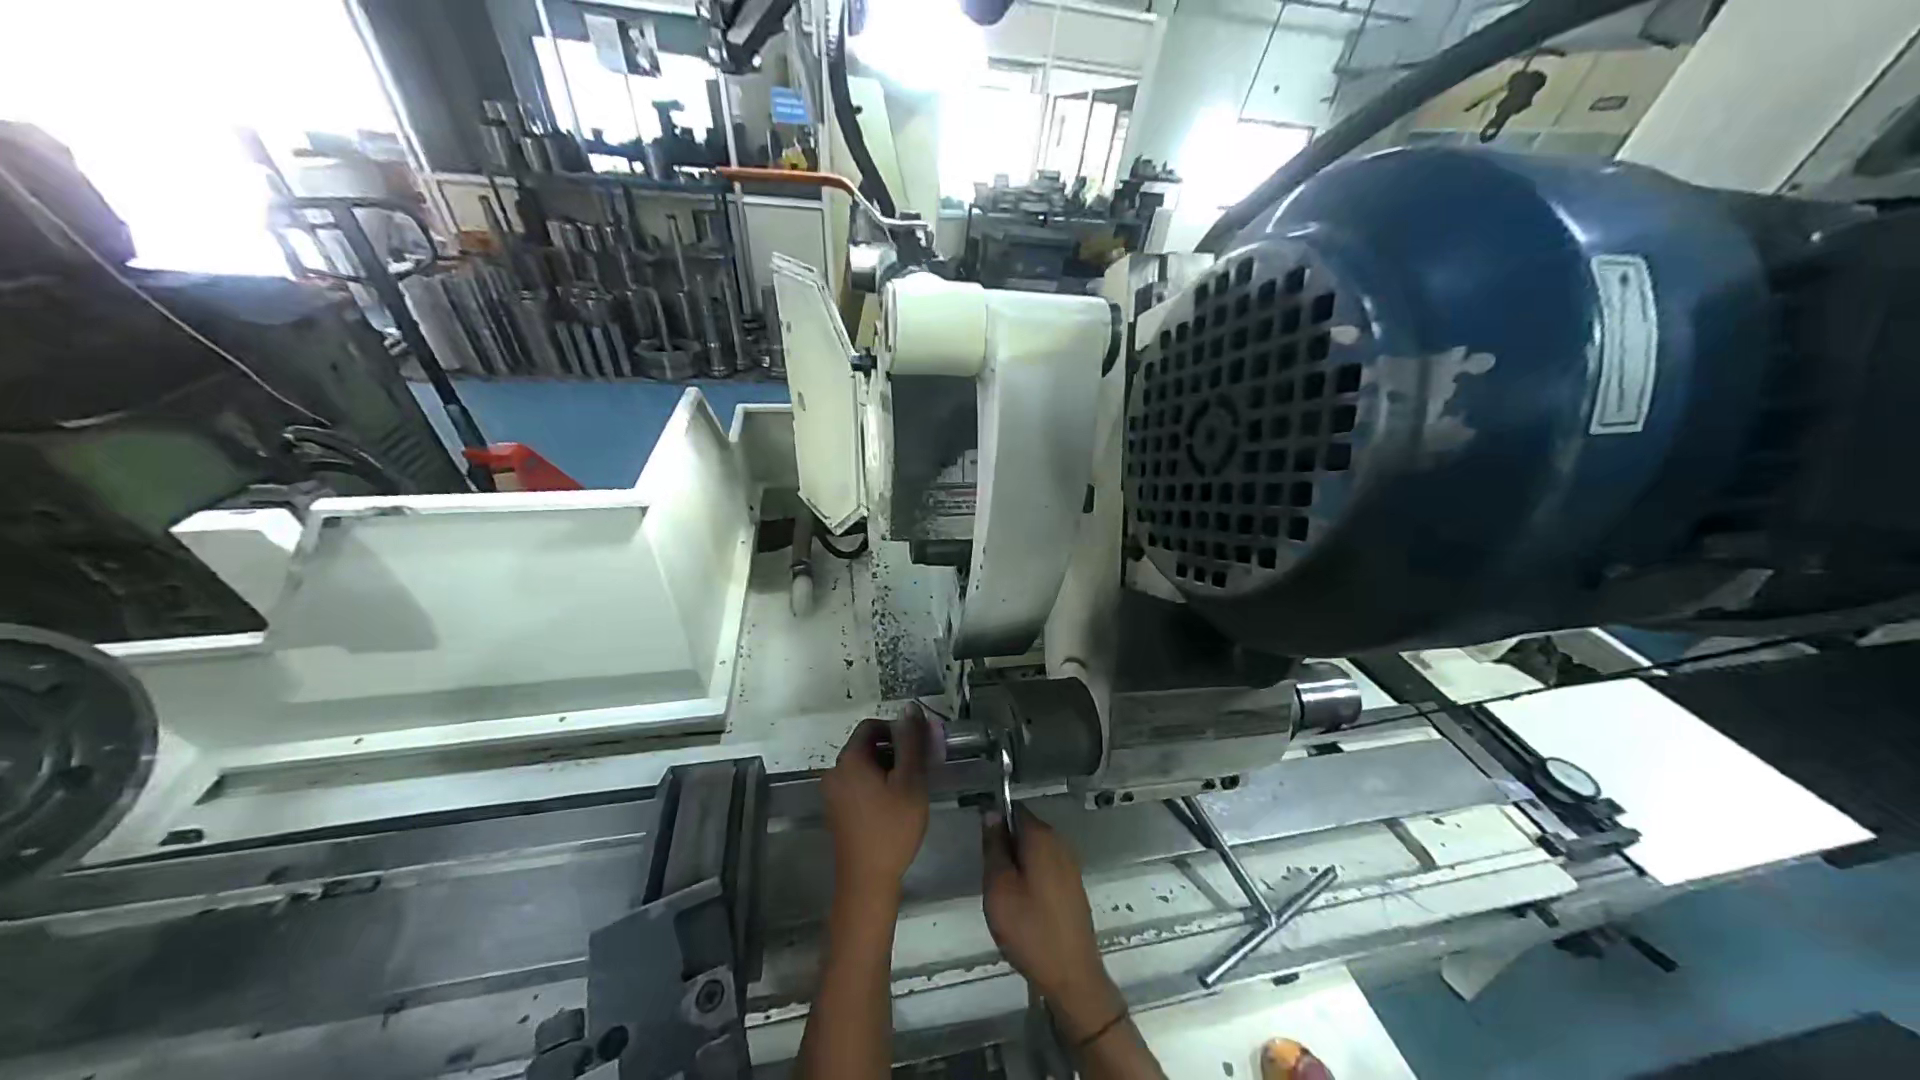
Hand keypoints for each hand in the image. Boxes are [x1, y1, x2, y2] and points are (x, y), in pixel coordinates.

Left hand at [821, 705, 930, 899]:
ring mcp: (833, 793)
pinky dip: (876, 786)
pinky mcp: (836, 811)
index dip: (896, 730)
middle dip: (894, 751)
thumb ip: (911, 742)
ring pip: (863, 767)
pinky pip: (857, 785)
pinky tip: (895, 805)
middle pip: (866, 746)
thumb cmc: (892, 828)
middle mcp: (835, 771)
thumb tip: (910, 708)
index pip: (871, 726)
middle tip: (919, 769)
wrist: (867, 880)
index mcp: (850, 760)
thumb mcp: (910, 781)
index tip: (918, 747)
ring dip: (887, 770)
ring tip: (910, 789)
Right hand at [981, 806, 1125, 1040]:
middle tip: (991, 876)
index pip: (1014, 809)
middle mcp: (1060, 843)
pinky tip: (1023, 906)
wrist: (1072, 976)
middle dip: (1005, 846)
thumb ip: (993, 846)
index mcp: (1042, 837)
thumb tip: (992, 812)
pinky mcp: (1073, 887)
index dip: (994, 821)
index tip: (982, 845)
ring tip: (1004, 895)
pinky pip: (1045, 868)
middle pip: (1025, 830)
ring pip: (1034, 852)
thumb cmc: (1029, 929)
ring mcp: (1070, 865)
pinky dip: (1031, 878)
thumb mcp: (998, 886)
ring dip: (1017, 864)